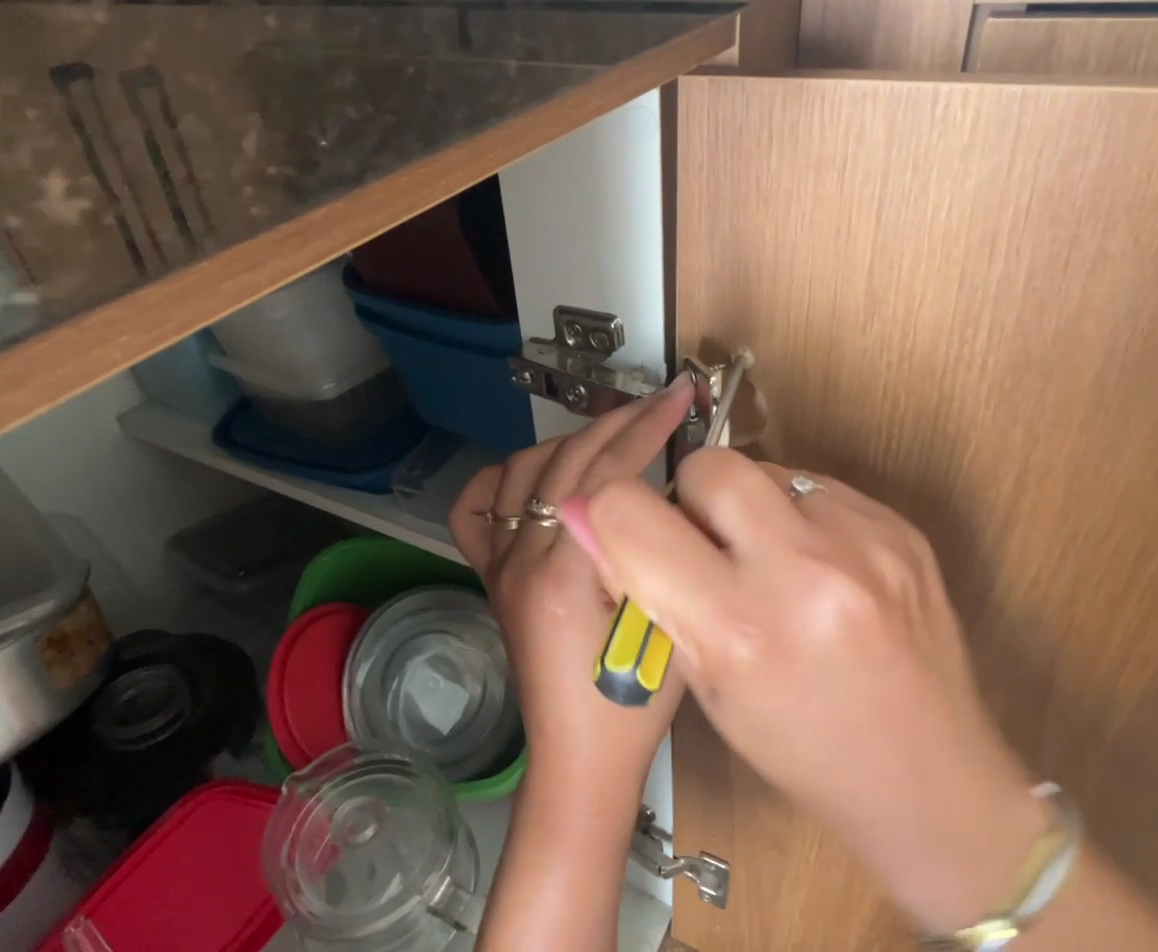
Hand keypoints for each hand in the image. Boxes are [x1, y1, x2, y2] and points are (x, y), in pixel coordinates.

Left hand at [448, 373, 695, 789]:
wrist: (579, 759)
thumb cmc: (631, 706)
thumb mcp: (666, 626)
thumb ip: (660, 553)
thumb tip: (669, 490)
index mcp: (565, 572)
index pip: (608, 472)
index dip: (648, 428)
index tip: (681, 398)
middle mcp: (521, 558)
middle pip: (567, 461)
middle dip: (620, 421)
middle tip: (660, 403)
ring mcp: (499, 566)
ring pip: (523, 471)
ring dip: (571, 441)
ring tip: (614, 434)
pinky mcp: (491, 578)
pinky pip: (476, 512)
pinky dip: (501, 480)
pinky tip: (534, 473)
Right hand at [557, 448, 1049, 933]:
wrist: (930, 776)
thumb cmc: (802, 751)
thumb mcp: (706, 688)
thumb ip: (646, 591)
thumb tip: (586, 512)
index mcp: (739, 629)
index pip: (630, 513)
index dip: (613, 516)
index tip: (626, 534)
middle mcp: (804, 569)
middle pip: (706, 466)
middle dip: (690, 500)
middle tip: (708, 551)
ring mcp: (864, 540)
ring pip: (763, 468)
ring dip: (747, 506)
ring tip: (770, 566)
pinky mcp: (900, 525)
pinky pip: (815, 486)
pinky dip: (797, 516)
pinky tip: (817, 570)